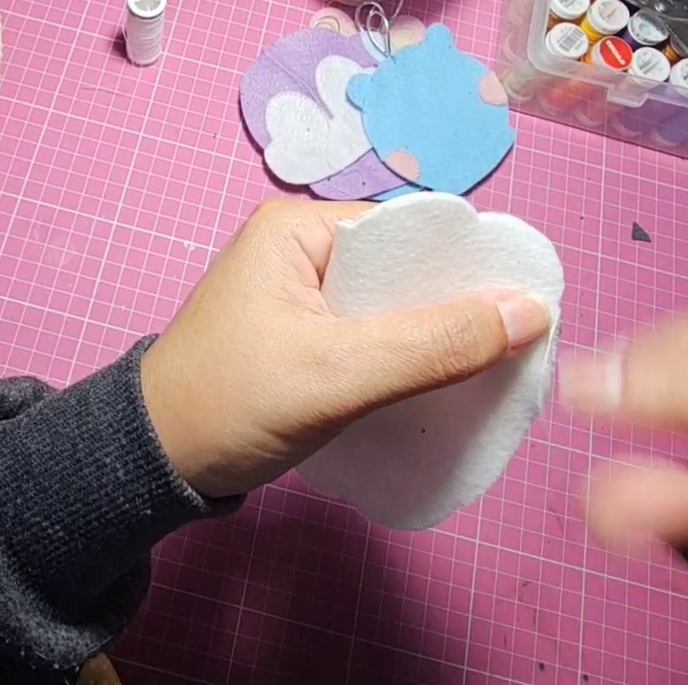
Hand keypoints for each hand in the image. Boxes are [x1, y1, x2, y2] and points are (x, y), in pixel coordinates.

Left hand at [141, 198, 549, 498]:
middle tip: (515, 347)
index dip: (464, 264)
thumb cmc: (233, 402)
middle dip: (453, 303)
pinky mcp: (303, 329)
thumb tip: (528, 308)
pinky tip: (438, 382)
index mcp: (297, 226)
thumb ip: (432, 342)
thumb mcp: (338, 372)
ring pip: (390, 302)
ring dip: (432, 334)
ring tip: (487, 368)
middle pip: (401, 265)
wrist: (160, 460)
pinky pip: (371, 331)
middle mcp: (300, 245)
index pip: (404, 229)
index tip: (524, 307)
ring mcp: (300, 289)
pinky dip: (404, 354)